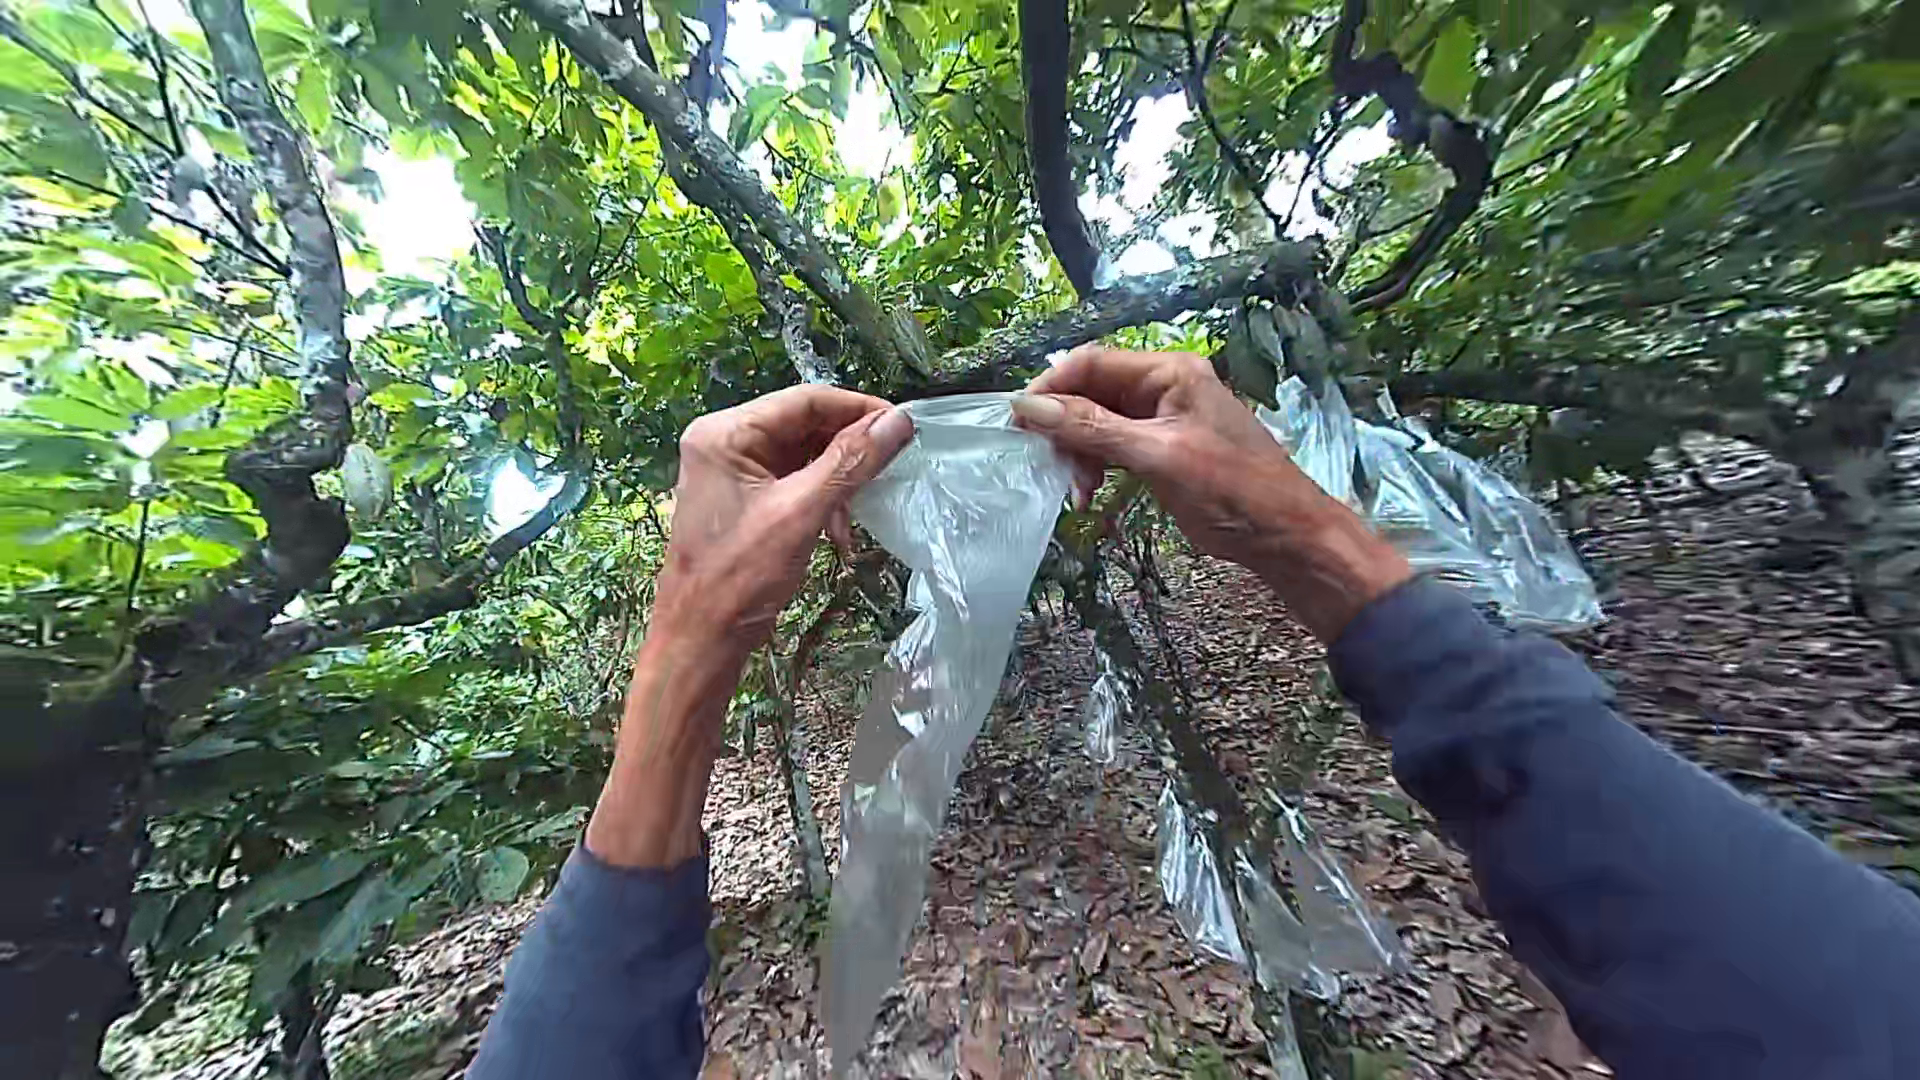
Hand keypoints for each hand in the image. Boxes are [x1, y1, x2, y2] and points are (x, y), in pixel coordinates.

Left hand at [587, 386, 912, 868]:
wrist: (701, 640)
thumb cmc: (741, 577)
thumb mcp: (800, 514)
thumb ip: (851, 463)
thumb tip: (900, 421)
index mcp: (726, 434)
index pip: (804, 401)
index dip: (858, 409)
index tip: (903, 425)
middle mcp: (727, 442)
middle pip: (806, 427)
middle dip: (850, 450)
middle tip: (893, 466)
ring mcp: (736, 472)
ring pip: (807, 457)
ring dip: (840, 482)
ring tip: (860, 513)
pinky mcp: (749, 498)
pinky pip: (798, 483)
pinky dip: (825, 502)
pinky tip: (840, 535)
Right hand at [1012, 345, 1408, 640]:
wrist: (1281, 534)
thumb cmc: (1229, 488)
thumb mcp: (1155, 455)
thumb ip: (1091, 428)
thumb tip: (1030, 406)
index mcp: (1167, 372)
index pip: (1091, 364)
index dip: (1050, 388)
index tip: (1018, 422)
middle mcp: (1160, 387)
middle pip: (1090, 394)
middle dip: (1063, 428)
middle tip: (1046, 464)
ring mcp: (1158, 419)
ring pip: (1095, 424)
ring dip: (1077, 455)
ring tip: (1078, 492)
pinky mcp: (1156, 448)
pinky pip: (1110, 447)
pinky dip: (1094, 468)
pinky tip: (1088, 495)